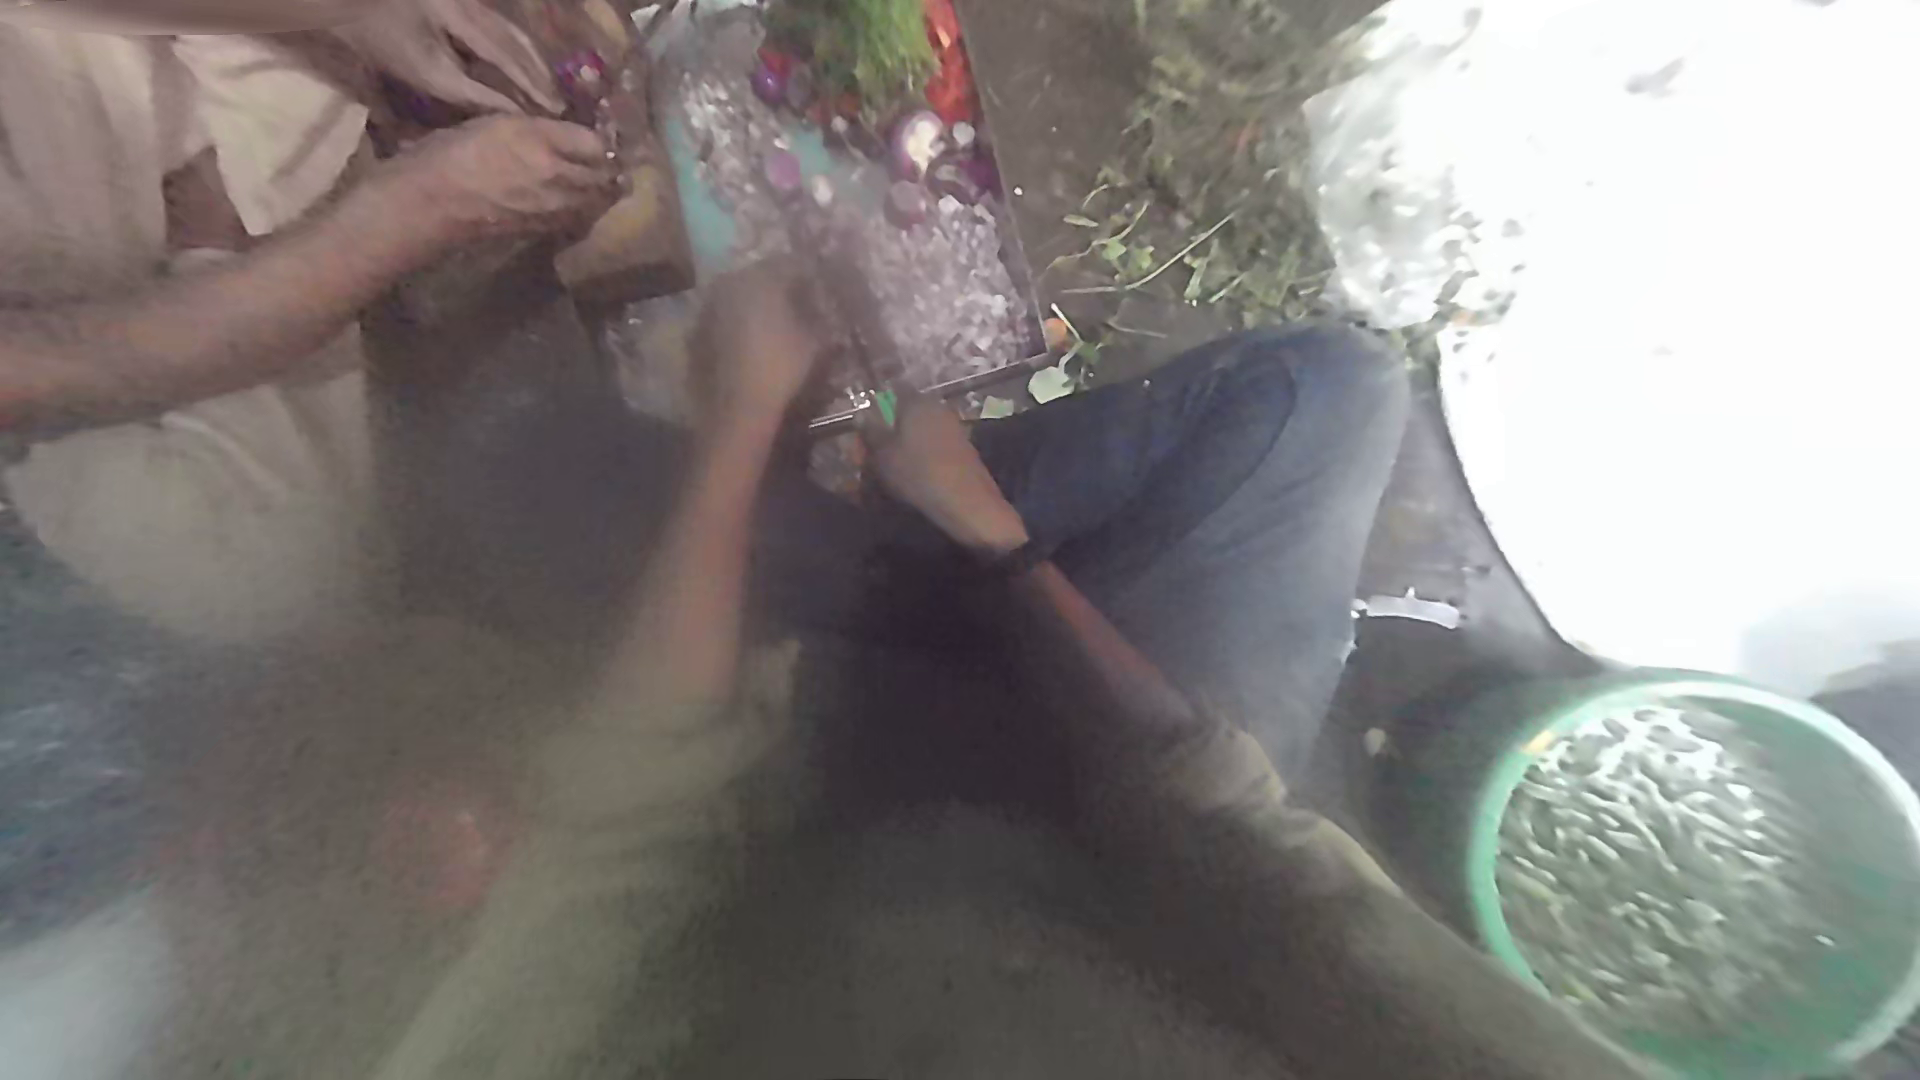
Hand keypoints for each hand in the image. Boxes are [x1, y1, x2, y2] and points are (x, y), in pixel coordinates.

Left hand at [332, 0, 563, 114]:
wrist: (334, 0)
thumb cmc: (380, 40)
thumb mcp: (431, 75)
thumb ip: (479, 95)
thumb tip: (517, 114)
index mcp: (461, 15)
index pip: (509, 56)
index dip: (535, 86)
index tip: (557, 113)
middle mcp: (468, 2)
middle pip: (516, 39)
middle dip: (540, 74)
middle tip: (560, 105)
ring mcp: (462, 0)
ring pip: (509, 31)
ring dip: (532, 63)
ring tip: (548, 90)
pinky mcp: (454, 3)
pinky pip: (496, 27)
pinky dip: (515, 52)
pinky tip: (524, 70)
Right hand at [364, 116, 618, 247]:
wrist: (439, 201)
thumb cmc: (457, 153)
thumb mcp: (498, 124)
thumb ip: (542, 131)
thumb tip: (577, 137)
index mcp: (540, 142)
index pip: (594, 143)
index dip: (601, 141)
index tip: (601, 140)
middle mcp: (559, 177)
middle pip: (606, 175)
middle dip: (611, 168)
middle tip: (611, 163)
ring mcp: (561, 208)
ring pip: (601, 198)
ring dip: (606, 190)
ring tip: (603, 183)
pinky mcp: (557, 228)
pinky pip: (586, 216)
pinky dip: (591, 207)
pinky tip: (583, 201)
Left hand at [693, 258, 827, 427]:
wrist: (736, 408)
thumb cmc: (781, 370)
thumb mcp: (816, 345)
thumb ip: (822, 322)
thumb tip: (826, 314)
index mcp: (762, 278)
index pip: (794, 264)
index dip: (812, 277)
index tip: (823, 293)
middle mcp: (731, 282)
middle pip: (762, 276)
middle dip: (783, 289)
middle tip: (801, 307)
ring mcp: (709, 306)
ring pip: (740, 296)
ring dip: (758, 306)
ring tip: (775, 327)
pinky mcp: (697, 331)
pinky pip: (725, 319)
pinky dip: (739, 326)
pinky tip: (752, 346)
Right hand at [870, 396, 1030, 555]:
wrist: (968, 504)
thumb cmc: (918, 474)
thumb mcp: (883, 455)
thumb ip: (871, 432)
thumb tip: (862, 413)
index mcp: (916, 401)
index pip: (892, 391)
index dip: (876, 408)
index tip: (866, 431)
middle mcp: (938, 408)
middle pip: (906, 413)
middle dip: (890, 431)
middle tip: (873, 458)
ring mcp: (954, 428)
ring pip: (921, 432)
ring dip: (905, 447)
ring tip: (891, 473)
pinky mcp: (964, 449)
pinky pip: (935, 446)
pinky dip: (922, 457)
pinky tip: (915, 478)